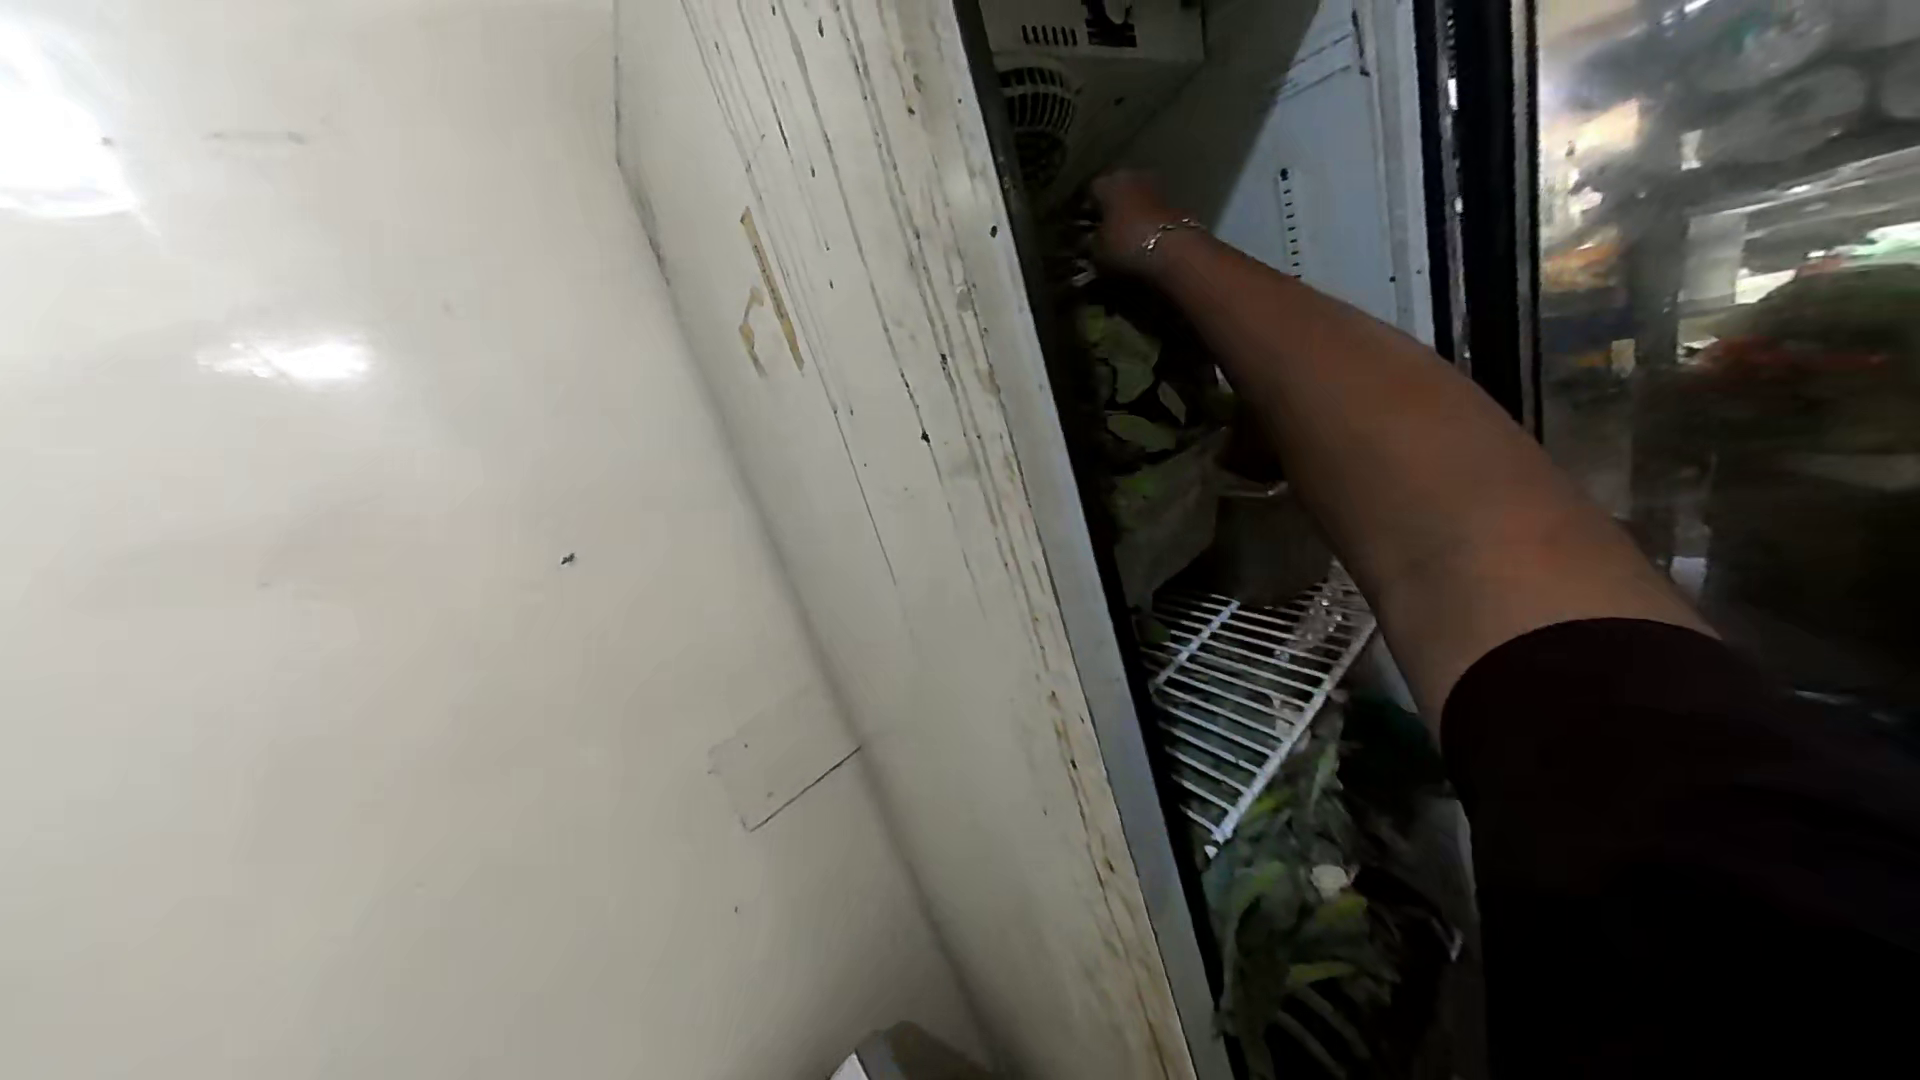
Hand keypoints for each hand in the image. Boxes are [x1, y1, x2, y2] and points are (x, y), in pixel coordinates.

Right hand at [1090, 170, 1193, 276]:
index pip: (1088, 192)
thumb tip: (1084, 243)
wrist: (1173, 251)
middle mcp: (1132, 176)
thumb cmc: (1124, 245)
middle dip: (1108, 210)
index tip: (1079, 229)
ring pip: (1134, 200)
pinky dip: (1145, 223)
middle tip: (1100, 233)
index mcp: (1107, 182)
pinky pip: (1151, 212)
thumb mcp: (1096, 251)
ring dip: (1128, 215)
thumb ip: (1087, 244)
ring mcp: (1157, 187)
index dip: (1082, 212)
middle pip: (1114, 191)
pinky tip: (1140, 241)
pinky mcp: (1176, 203)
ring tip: (1121, 239)